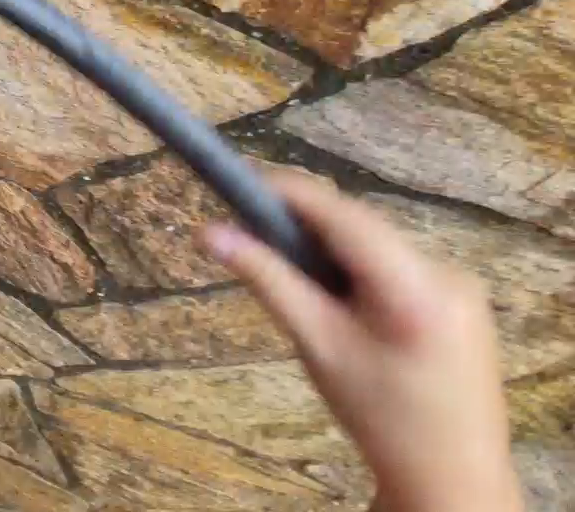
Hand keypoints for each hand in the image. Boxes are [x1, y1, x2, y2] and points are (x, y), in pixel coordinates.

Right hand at [203, 175, 522, 511]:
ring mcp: (455, 285)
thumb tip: (204, 230)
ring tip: (279, 266)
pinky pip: (383, 257)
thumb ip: (263, 277)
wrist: (450, 476)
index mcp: (416, 285)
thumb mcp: (313, 341)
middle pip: (354, 221)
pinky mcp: (452, 298)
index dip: (282, 190)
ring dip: (318, 241)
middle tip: (242, 234)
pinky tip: (323, 289)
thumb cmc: (378, 411)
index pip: (339, 212)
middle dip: (296, 220)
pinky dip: (343, 259)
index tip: (228, 184)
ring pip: (366, 237)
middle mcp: (445, 273)